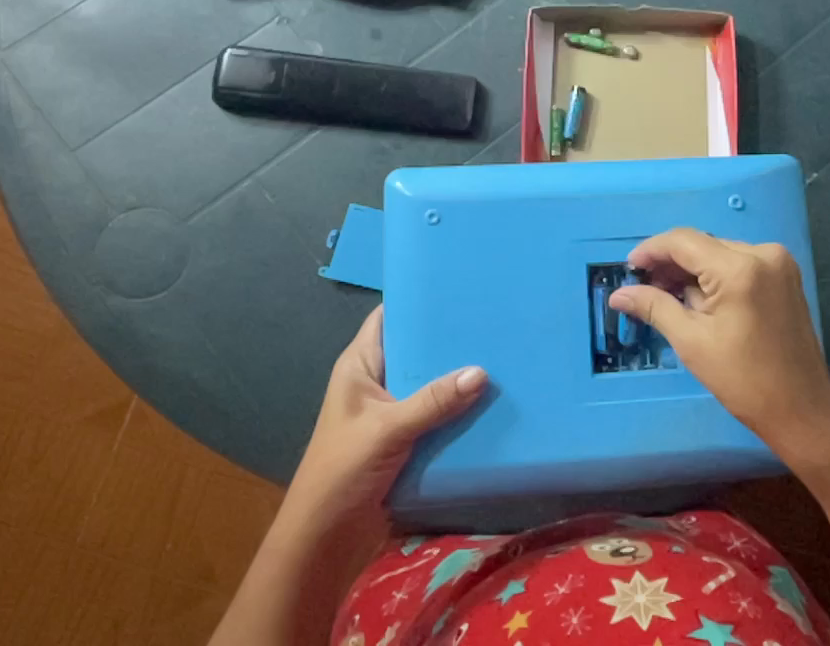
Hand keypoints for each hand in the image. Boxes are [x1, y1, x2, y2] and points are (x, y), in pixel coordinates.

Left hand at [286, 306, 486, 527]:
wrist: (325, 542)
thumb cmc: (342, 472)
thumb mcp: (387, 430)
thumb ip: (433, 402)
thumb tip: (482, 372)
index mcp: (360, 366)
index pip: (388, 318)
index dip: (417, 300)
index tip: (457, 287)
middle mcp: (377, 383)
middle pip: (417, 351)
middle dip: (450, 341)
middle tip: (493, 323)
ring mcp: (392, 413)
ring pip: (432, 385)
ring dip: (459, 379)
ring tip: (504, 357)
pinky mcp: (407, 442)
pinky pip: (439, 417)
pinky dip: (461, 412)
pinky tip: (494, 403)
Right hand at [610, 228, 829, 452]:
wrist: (801, 408)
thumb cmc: (743, 380)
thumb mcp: (691, 341)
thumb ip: (654, 307)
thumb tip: (618, 294)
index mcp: (739, 268)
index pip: (683, 241)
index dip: (651, 251)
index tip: (629, 268)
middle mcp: (763, 253)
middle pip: (702, 245)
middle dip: (671, 264)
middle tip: (645, 289)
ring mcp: (778, 262)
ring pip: (719, 253)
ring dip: (692, 271)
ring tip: (669, 298)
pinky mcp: (785, 275)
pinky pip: (738, 263)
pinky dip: (715, 276)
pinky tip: (699, 300)